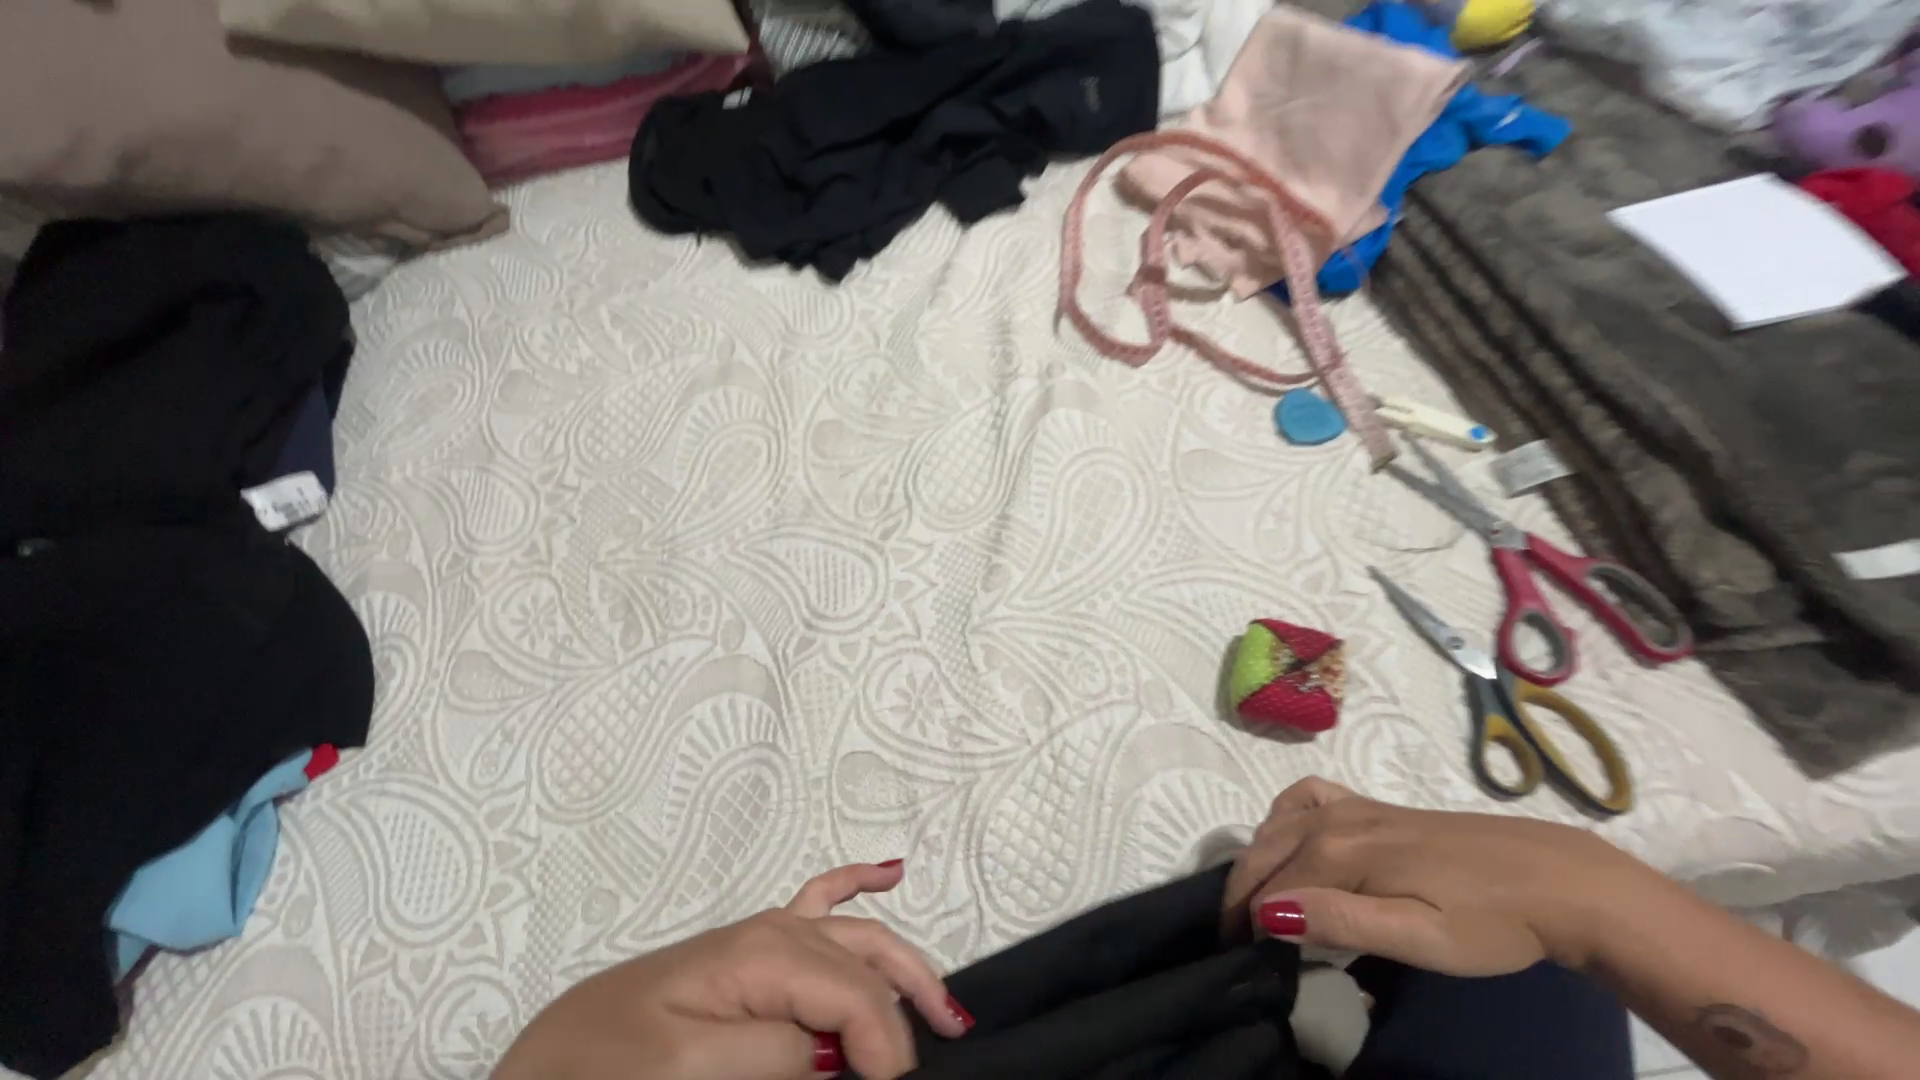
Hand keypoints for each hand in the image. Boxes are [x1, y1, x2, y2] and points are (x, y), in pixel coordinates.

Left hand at [493, 862, 970, 1079]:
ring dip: (906, 966)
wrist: (558, 1052)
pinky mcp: (759, 947)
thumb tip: (831, 1048)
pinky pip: (821, 898)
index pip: (853, 993)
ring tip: (946, 1009)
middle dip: (905, 1009)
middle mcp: (778, 933)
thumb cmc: (610, 1061)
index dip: (884, 1043)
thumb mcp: (688, 1071)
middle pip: (865, 963)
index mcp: (765, 955)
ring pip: (860, 937)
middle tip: (930, 1060)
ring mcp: (770, 935)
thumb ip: (773, 1051)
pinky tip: (891, 869)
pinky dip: (858, 880)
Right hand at [1224, 777, 1659, 975]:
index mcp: (1338, 851)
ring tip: (1258, 901)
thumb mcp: (1419, 939)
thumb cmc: (1489, 923)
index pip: (1270, 890)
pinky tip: (1288, 834)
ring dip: (1256, 862)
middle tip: (1237, 940)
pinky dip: (1282, 816)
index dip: (1249, 927)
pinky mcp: (1371, 804)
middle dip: (1240, 895)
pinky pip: (1305, 797)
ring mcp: (1350, 804)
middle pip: (1263, 854)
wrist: (1555, 881)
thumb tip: (1266, 912)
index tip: (1246, 960)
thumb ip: (1339, 920)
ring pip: (1276, 827)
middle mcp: (1331, 818)